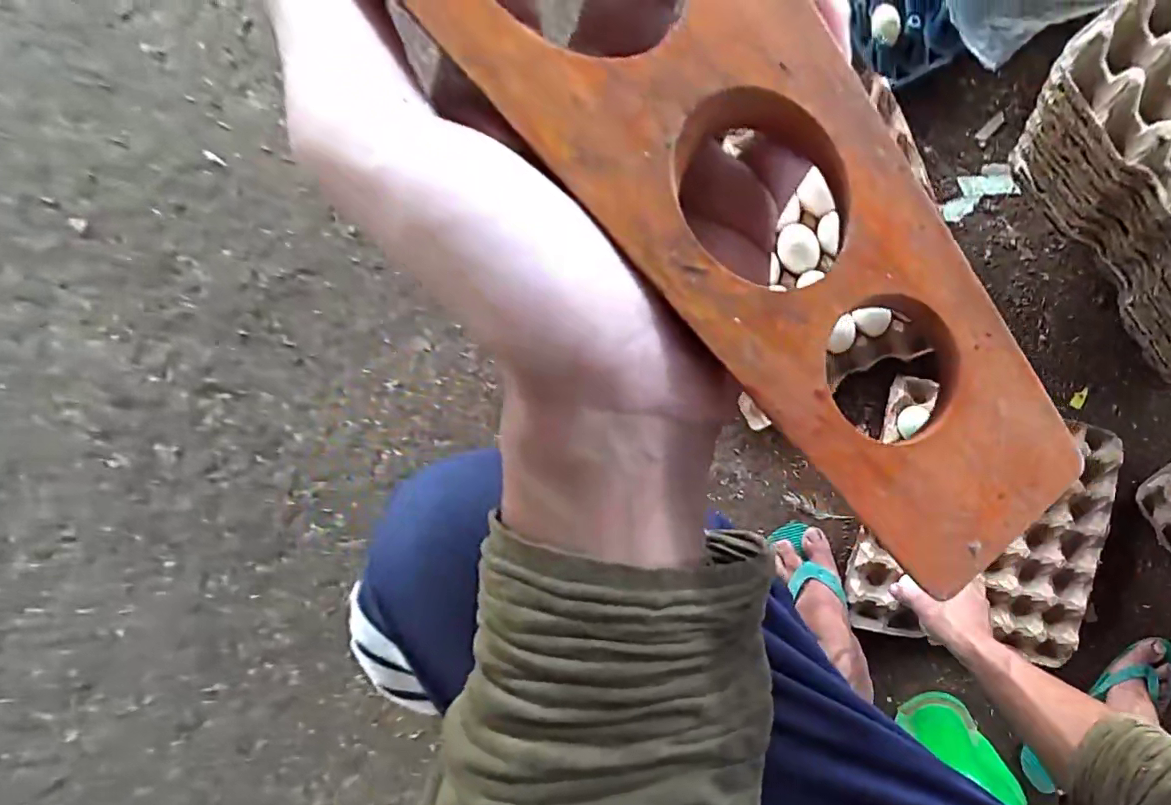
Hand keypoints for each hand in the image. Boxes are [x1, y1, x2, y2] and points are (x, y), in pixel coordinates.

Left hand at [267, 0, 846, 563]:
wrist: (624, 400)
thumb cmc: (510, 283)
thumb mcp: (373, 150)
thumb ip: (334, 22)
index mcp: (510, 88)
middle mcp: (598, 114)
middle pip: (639, 2)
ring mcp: (680, 159)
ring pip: (721, 52)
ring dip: (758, 6)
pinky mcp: (744, 208)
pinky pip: (784, 131)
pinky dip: (816, 84)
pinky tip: (836, 22)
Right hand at [894, 575, 995, 660]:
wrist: (975, 651)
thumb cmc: (954, 626)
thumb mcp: (926, 609)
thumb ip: (910, 595)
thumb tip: (895, 586)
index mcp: (967, 580)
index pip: (952, 568)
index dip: (938, 573)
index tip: (928, 579)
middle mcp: (978, 590)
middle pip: (955, 585)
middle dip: (941, 592)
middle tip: (928, 598)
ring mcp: (982, 606)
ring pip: (960, 601)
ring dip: (947, 607)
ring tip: (935, 614)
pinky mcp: (983, 621)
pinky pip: (965, 614)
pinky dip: (955, 618)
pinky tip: (946, 627)